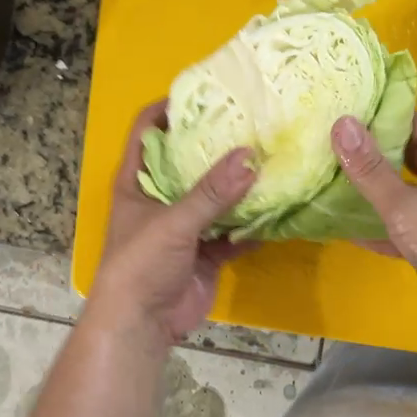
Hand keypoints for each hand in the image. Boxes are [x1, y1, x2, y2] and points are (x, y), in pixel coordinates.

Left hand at [91, 102, 257, 352]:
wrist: (143, 323)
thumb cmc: (141, 264)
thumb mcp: (173, 222)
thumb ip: (212, 192)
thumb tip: (251, 157)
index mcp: (138, 182)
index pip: (149, 132)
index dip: (169, 109)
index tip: (205, 93)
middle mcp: (162, 199)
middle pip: (190, 163)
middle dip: (218, 146)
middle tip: (253, 123)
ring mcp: (186, 228)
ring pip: (217, 199)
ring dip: (241, 186)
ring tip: (273, 159)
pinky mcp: (207, 253)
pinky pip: (233, 232)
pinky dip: (253, 225)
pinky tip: (278, 210)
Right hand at [332, 112, 416, 325]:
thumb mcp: (403, 204)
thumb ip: (370, 169)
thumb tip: (341, 123)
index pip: (410, 120)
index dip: (377, 115)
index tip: (339, 110)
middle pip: (400, 154)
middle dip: (366, 152)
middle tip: (323, 144)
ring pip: (397, 189)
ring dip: (366, 188)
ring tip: (324, 177)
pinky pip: (396, 222)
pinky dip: (373, 222)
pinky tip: (338, 224)